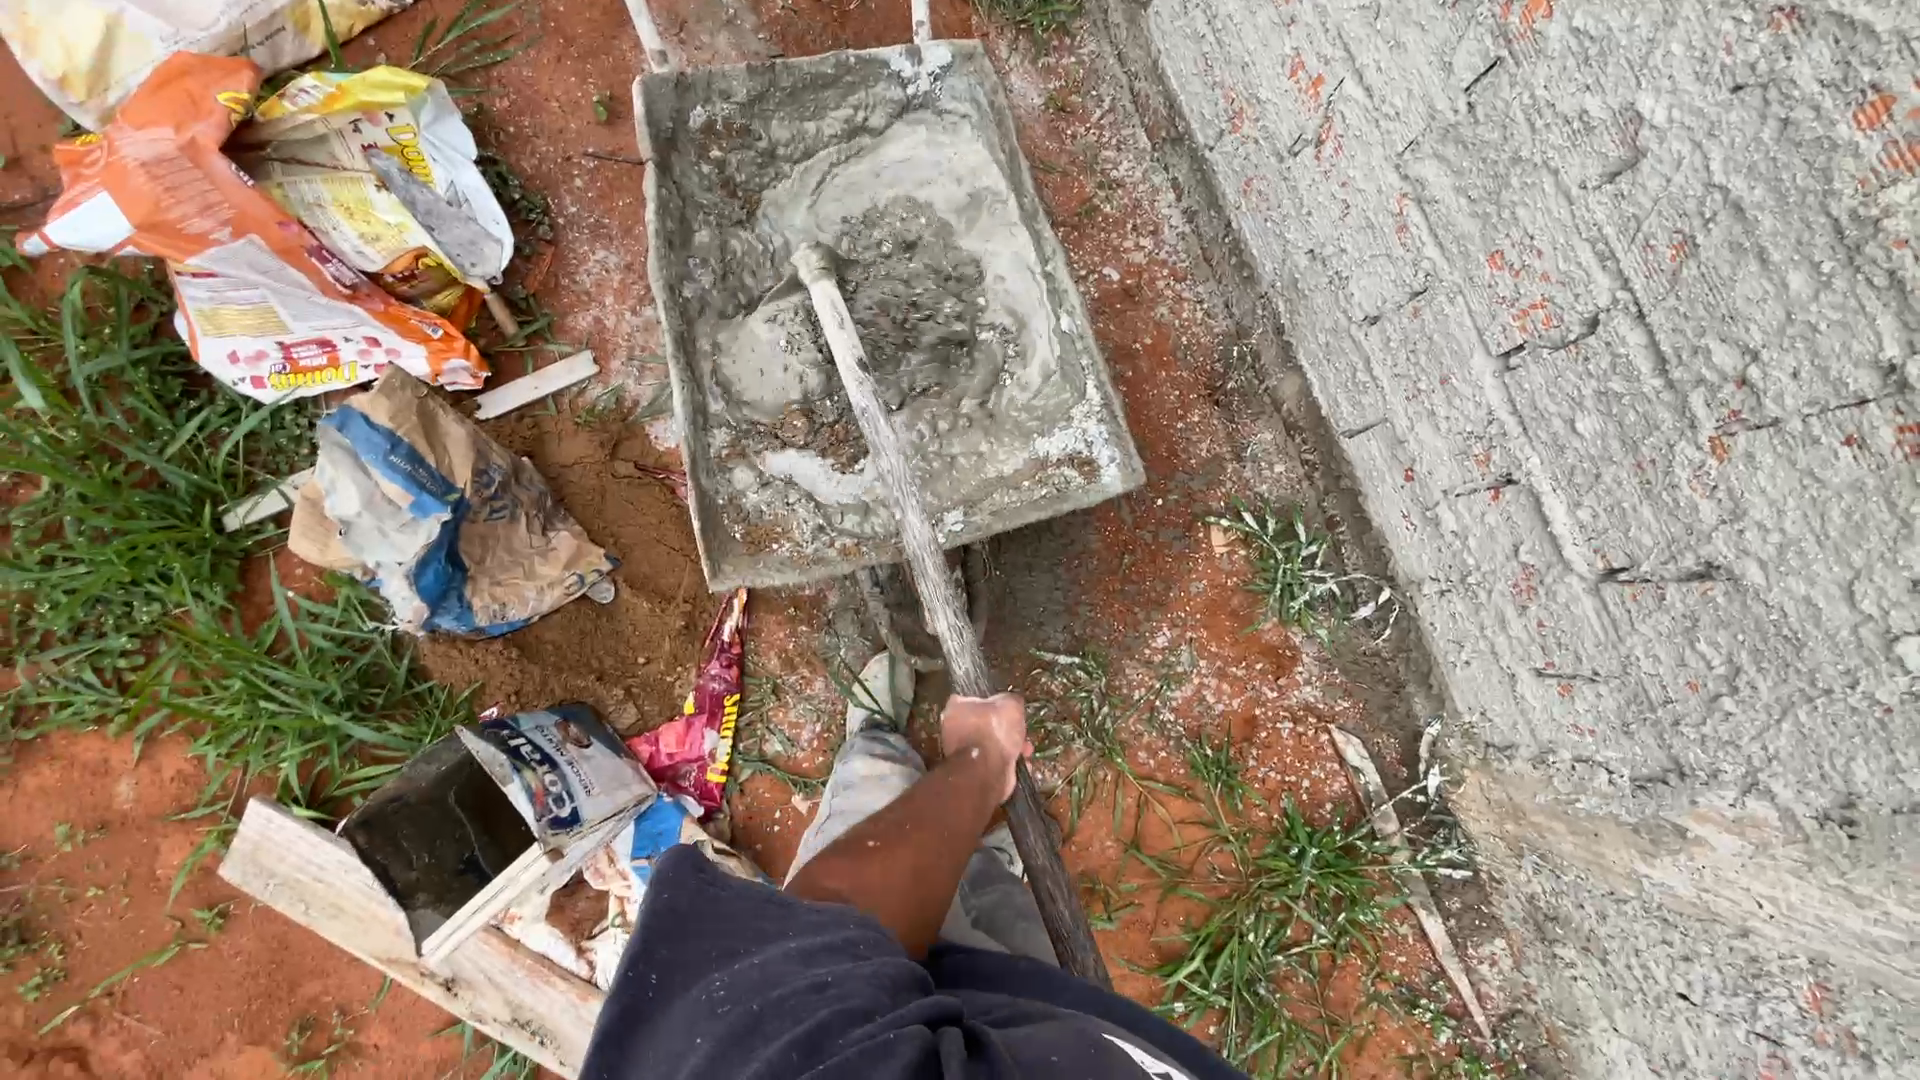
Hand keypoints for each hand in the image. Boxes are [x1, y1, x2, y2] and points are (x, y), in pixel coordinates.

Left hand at [940, 693, 1030, 802]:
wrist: (987, 770)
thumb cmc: (994, 730)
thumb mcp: (1010, 704)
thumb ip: (1011, 700)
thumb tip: (1012, 703)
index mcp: (956, 707)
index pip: (974, 699)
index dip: (994, 703)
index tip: (1009, 710)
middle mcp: (952, 727)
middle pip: (985, 723)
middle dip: (1006, 728)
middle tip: (1020, 730)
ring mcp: (960, 751)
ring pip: (990, 743)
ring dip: (1009, 746)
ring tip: (1025, 749)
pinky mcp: (971, 770)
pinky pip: (992, 761)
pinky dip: (1006, 761)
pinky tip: (1021, 762)